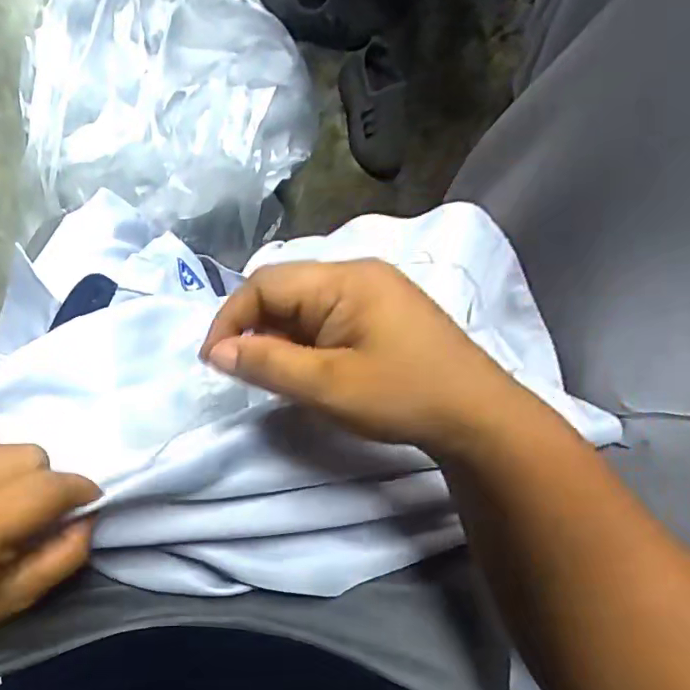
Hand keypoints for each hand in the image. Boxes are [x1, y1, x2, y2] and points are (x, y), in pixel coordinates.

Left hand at [0, 435, 100, 660]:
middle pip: (32, 455)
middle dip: (49, 481)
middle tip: (42, 514)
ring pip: (7, 444)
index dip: (80, 490)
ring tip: (12, 501)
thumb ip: (66, 553)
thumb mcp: (23, 596)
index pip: (49, 486)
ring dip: (22, 469)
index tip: (90, 503)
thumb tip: (88, 514)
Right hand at [199, 260, 543, 458]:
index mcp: (344, 280)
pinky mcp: (378, 313)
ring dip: (273, 337)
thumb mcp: (325, 385)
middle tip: (238, 372)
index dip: (229, 320)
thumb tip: (217, 352)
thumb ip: (266, 364)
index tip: (213, 362)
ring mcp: (370, 292)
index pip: (264, 284)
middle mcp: (356, 274)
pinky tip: (300, 369)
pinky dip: (298, 341)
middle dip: (249, 328)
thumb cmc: (400, 395)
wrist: (476, 415)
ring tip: (268, 375)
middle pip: (281, 289)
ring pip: (298, 305)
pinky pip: (321, 317)